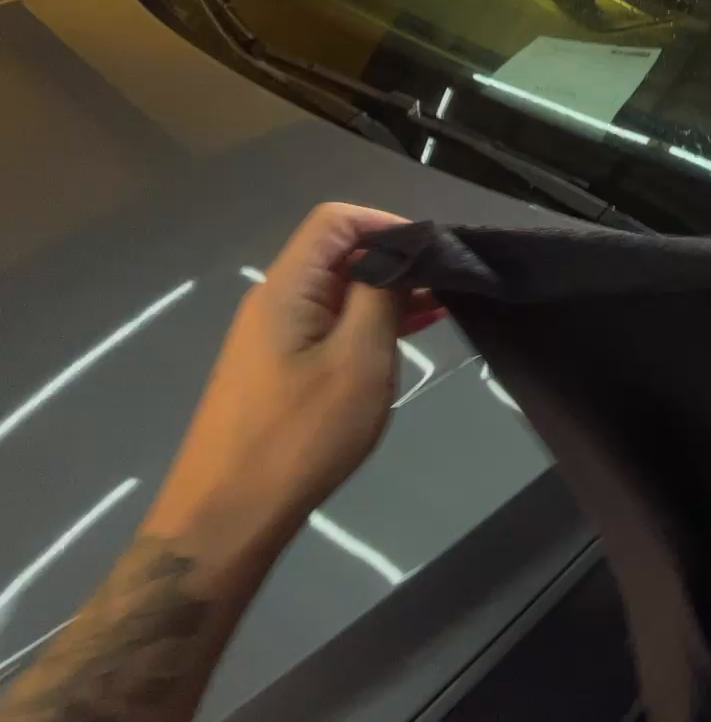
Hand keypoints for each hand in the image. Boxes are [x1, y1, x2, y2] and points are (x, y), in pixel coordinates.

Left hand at [146, 204, 442, 546]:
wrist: (230, 515)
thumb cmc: (301, 433)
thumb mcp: (359, 358)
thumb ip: (381, 296)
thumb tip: (402, 252)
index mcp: (288, 291)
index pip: (336, 221)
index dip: (388, 224)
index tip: (436, 254)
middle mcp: (277, 302)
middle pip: (339, 252)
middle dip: (398, 258)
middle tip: (452, 284)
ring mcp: (277, 335)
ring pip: (341, 288)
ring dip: (392, 291)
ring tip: (445, 308)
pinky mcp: (284, 363)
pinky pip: (335, 320)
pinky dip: (376, 318)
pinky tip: (415, 332)